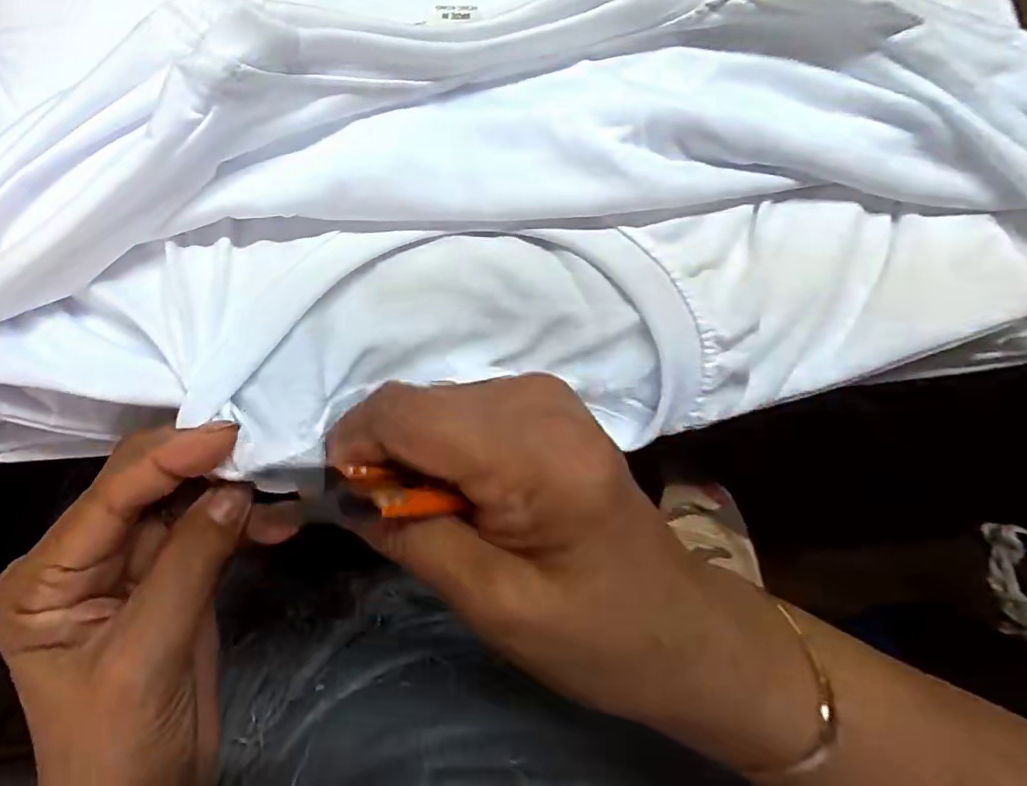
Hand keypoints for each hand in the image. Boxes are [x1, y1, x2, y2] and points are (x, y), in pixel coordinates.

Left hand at [0, 421, 294, 785]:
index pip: (109, 495)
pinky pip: (208, 532)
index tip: (225, 432)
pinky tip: (280, 523)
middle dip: (200, 465)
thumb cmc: (118, 747)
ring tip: (277, 485)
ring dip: (231, 492)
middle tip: (255, 446)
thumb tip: (235, 488)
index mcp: (46, 575)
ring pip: (183, 501)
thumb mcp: (146, 656)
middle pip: (144, 486)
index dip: (168, 457)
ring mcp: (130, 564)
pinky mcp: (171, 576)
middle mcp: (83, 556)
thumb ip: (188, 563)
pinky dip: (244, 525)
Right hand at [327, 375, 823, 770]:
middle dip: (381, 452)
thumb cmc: (596, 634)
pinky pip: (458, 405)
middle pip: (416, 401)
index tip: (346, 497)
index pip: (407, 412)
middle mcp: (536, 399)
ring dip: (409, 450)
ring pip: (432, 400)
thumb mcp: (493, 605)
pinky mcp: (541, 398)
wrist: (681, 624)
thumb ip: (412, 538)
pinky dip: (438, 443)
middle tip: (387, 516)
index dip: (357, 445)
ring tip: (428, 511)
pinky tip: (460, 491)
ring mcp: (542, 391)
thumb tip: (346, 492)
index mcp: (534, 453)